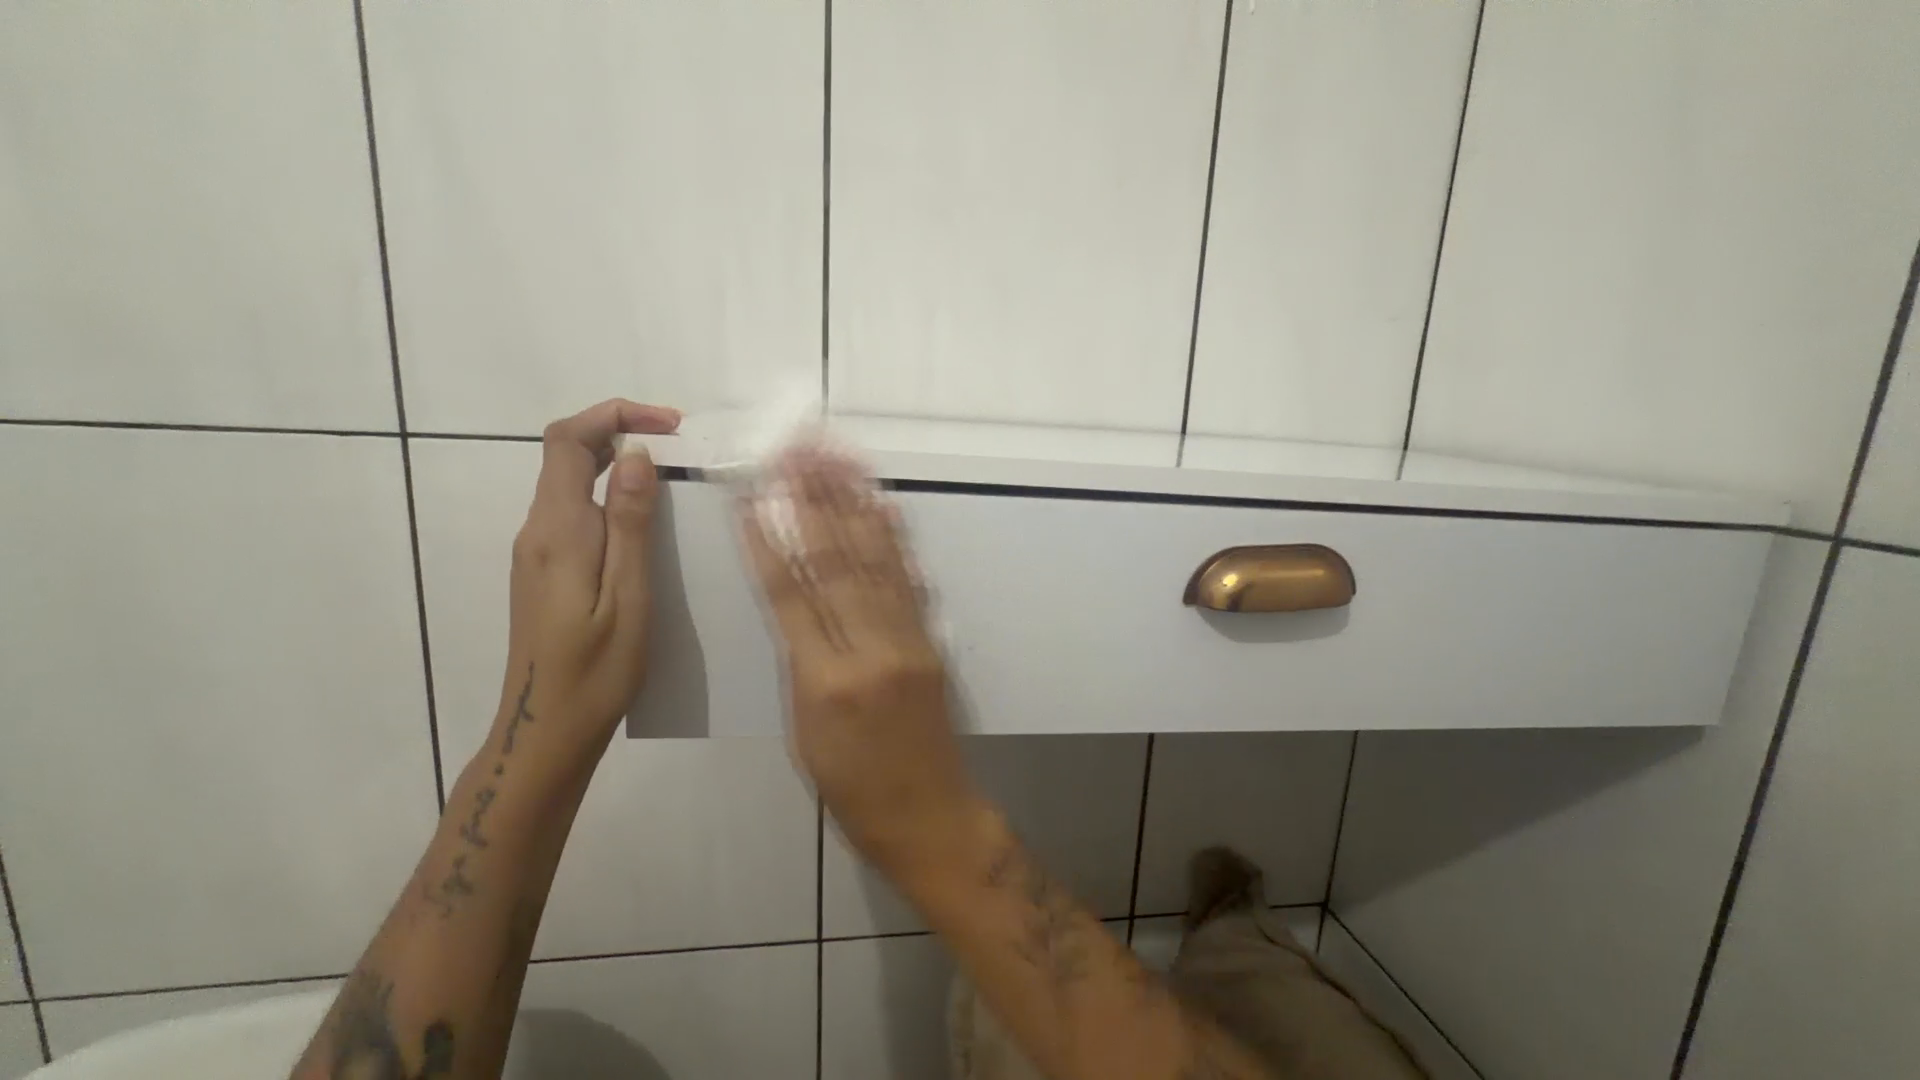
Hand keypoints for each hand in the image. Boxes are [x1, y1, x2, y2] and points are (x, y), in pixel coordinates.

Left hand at [499, 399, 680, 757]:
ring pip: (571, 482)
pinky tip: (647, 524)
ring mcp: (537, 551)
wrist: (547, 730)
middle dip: (621, 432)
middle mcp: (538, 530)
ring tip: (674, 483)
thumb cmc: (597, 670)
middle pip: (567, 453)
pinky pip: (575, 513)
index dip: (616, 414)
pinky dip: (610, 497)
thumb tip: (634, 453)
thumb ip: (629, 523)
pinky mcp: (544, 570)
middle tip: (682, 449)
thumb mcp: (628, 596)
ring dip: (618, 465)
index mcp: (558, 530)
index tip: (670, 425)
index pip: (568, 439)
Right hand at [739, 450, 983, 876]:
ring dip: (854, 505)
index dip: (769, 538)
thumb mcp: (803, 734)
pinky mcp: (933, 643)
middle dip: (813, 501)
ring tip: (836, 459)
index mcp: (825, 682)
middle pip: (835, 564)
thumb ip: (801, 665)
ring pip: (875, 562)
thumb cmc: (851, 790)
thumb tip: (795, 603)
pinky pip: (910, 583)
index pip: (790, 594)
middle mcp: (870, 651)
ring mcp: (909, 642)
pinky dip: (896, 541)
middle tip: (797, 451)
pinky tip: (883, 506)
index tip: (753, 492)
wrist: (929, 816)